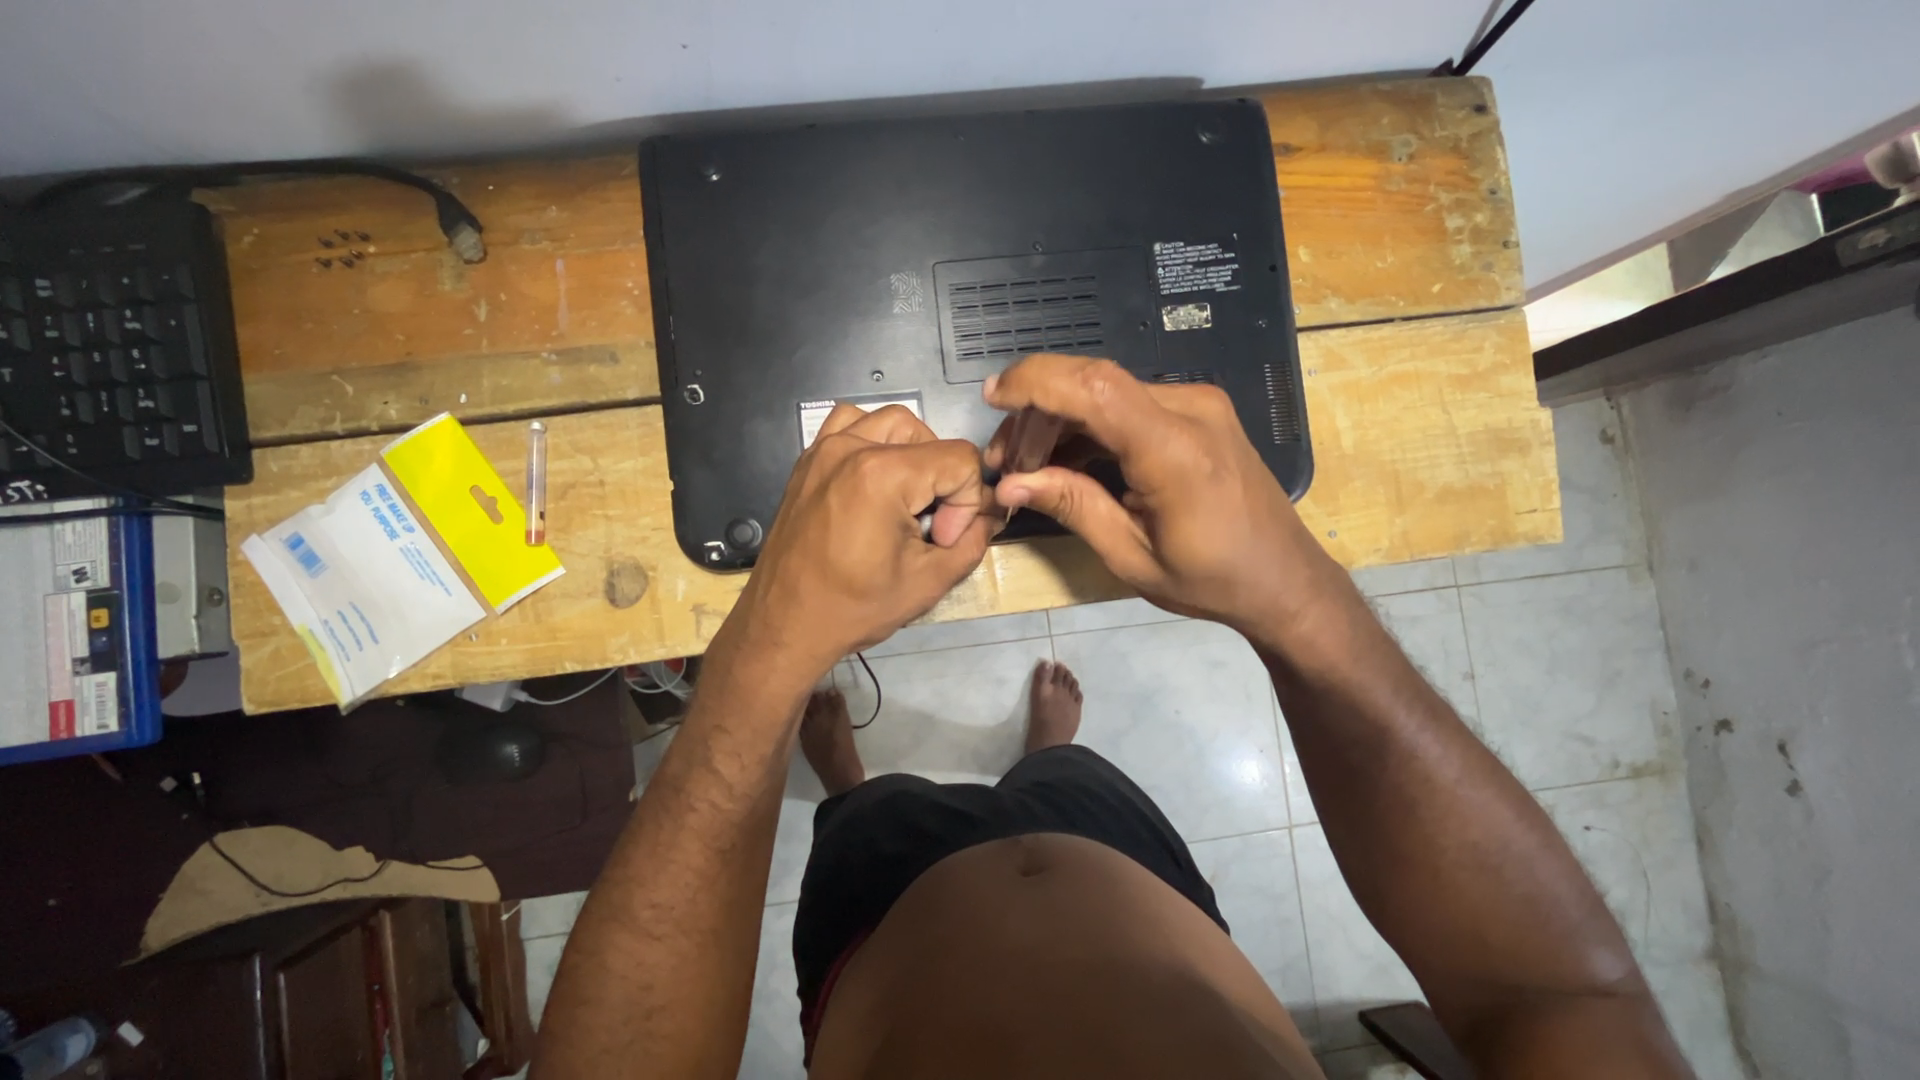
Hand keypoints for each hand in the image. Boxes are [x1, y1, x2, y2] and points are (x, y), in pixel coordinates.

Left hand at [720, 404, 993, 678]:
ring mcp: (824, 449)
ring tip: (907, 498)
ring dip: (912, 453)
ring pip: (890, 422)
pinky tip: (875, 481)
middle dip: (942, 477)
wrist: (786, 624)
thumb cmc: (855, 608)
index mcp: (883, 474)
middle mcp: (851, 448)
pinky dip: (872, 441)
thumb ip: (973, 539)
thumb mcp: (930, 581)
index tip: (944, 538)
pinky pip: (850, 425)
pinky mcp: (808, 460)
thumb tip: (991, 512)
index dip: (967, 500)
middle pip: (929, 437)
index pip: (960, 460)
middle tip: (930, 524)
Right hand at [985, 354, 1338, 640]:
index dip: (1035, 382)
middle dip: (1036, 413)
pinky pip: (1128, 405)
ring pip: (1106, 391)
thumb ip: (1072, 506)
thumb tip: (1009, 483)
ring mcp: (1196, 405)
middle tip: (1004, 462)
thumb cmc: (1211, 579)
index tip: (991, 398)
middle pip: (1092, 383)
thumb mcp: (1131, 556)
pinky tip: (1064, 459)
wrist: (1283, 577)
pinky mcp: (1196, 412)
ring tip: (1026, 466)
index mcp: (1174, 449)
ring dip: (1059, 420)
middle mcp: (1188, 409)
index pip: (1094, 387)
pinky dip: (1088, 425)